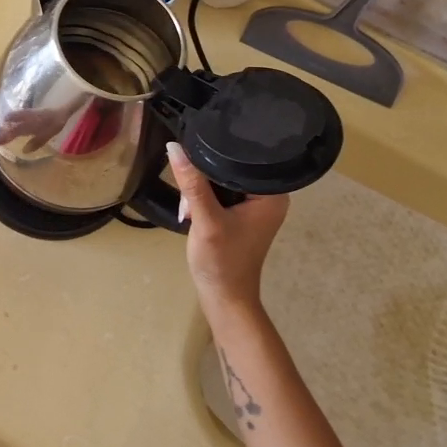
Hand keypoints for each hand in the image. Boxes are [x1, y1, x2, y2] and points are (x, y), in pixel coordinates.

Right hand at [168, 141, 288, 315]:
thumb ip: (192, 183)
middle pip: (230, 168)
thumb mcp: (205, 219)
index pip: (243, 157)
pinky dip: (204, 200)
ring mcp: (256, 207)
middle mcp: (269, 196)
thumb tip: (174, 146)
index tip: (191, 156)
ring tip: (189, 209)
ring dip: (200, 190)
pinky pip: (221, 193)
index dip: (215, 154)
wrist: (224, 300)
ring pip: (221, 180)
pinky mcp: (243, 215)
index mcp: (272, 194)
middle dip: (203, 177)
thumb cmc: (222, 261)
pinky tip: (192, 212)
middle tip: (188, 196)